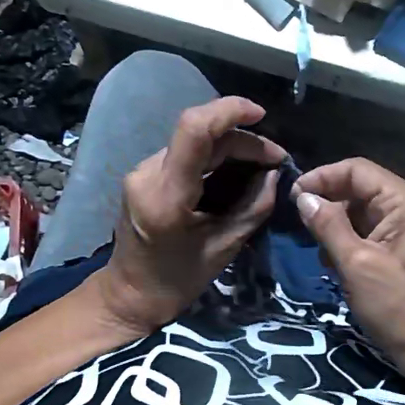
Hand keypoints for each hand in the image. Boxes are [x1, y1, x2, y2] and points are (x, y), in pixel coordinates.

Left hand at [93, 97, 286, 334]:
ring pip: (193, 141)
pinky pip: (184, 153)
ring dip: (230, 146)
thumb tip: (274, 171)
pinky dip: (213, 156)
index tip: (261, 116)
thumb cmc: (177, 280)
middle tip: (275, 160)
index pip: (194, 130)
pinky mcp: (143, 175)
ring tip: (260, 164)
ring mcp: (141, 172)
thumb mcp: (225, 248)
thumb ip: (253, 205)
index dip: (229, 111)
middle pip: (200, 134)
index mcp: (167, 196)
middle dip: (243, 140)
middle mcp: (147, 174)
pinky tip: (234, 170)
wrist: (129, 293)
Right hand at [293, 159, 404, 379]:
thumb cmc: (393, 304)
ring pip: (357, 204)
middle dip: (326, 200)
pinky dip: (342, 234)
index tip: (294, 196)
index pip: (358, 170)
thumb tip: (302, 197)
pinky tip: (330, 257)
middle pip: (358, 185)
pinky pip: (363, 223)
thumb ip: (328, 226)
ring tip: (316, 244)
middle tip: (299, 219)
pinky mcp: (396, 239)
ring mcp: (404, 222)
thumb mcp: (355, 264)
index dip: (323, 177)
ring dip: (332, 220)